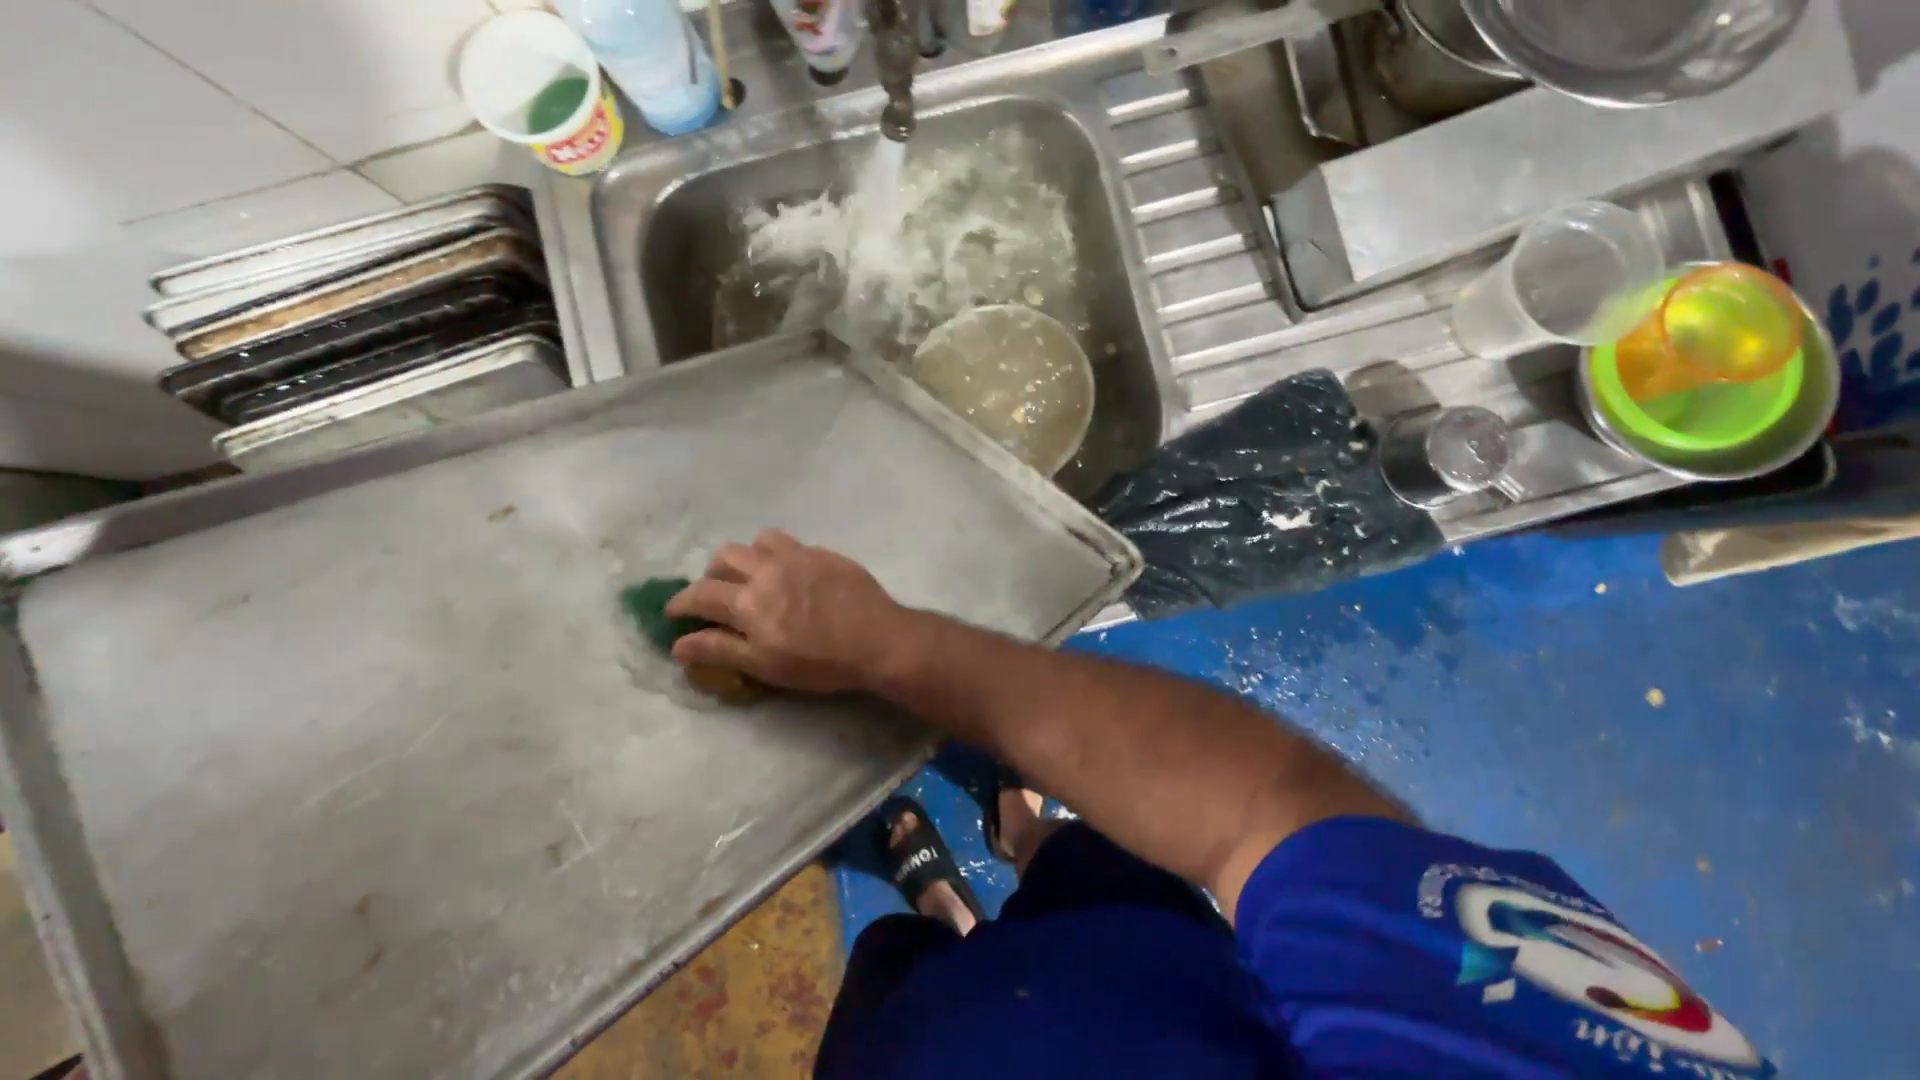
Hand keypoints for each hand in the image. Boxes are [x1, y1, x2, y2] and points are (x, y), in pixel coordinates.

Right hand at [665, 530, 908, 693]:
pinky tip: (794, 576)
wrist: (878, 640)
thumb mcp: (765, 665)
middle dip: (712, 574)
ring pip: (759, 540)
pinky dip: (781, 556)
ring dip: (748, 556)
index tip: (674, 613)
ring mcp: (798, 556)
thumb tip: (678, 645)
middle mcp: (767, 569)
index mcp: (748, 600)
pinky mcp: (825, 553)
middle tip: (719, 595)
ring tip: (756, 576)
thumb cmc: (820, 662)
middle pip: (725, 557)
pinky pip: (793, 544)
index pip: (699, 594)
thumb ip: (719, 650)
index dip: (680, 603)